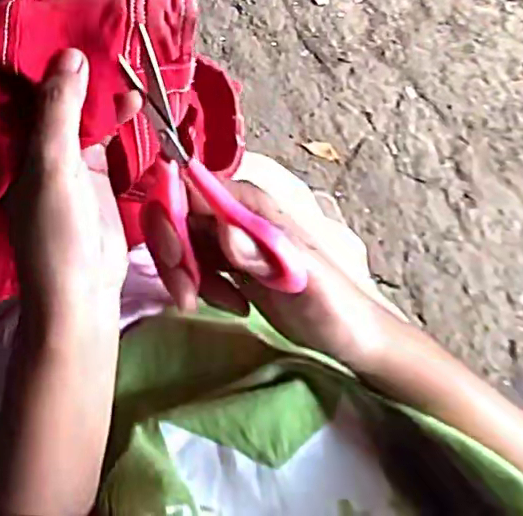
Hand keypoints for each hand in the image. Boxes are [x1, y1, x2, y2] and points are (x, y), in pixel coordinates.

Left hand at [9, 48, 142, 329]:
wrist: (82, 296)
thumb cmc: (57, 231)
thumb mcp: (53, 165)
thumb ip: (61, 111)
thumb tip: (71, 54)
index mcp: (23, 145)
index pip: (35, 94)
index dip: (52, 65)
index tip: (76, 32)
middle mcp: (44, 150)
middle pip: (63, 103)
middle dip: (83, 78)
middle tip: (110, 48)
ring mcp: (72, 166)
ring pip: (88, 120)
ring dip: (105, 99)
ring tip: (129, 75)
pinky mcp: (98, 180)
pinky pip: (109, 141)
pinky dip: (121, 124)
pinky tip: (137, 107)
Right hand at [145, 178, 416, 371]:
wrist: (353, 338)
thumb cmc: (336, 306)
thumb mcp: (307, 282)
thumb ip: (266, 253)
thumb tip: (224, 230)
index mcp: (248, 202)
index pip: (187, 184)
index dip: (169, 213)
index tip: (176, 257)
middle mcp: (233, 210)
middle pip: (174, 210)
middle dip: (170, 250)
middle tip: (187, 292)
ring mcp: (228, 235)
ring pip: (178, 237)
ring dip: (180, 273)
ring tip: (203, 304)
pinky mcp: (226, 259)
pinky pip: (191, 261)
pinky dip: (196, 285)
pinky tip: (230, 304)